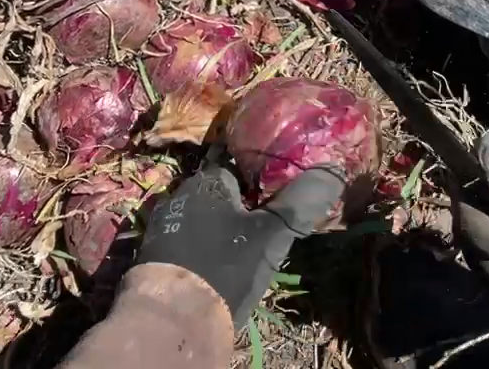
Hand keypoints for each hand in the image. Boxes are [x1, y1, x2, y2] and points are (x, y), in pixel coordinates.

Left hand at [135, 165, 344, 326]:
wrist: (172, 323)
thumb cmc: (225, 267)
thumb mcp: (272, 234)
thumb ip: (301, 200)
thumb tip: (335, 169)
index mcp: (208, 180)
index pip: (241, 165)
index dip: (263, 179)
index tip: (279, 194)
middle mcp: (181, 193)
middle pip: (220, 191)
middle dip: (240, 204)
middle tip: (264, 223)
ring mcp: (164, 225)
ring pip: (202, 216)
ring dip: (219, 226)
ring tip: (242, 245)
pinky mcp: (154, 255)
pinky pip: (187, 239)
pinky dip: (201, 246)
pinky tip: (218, 262)